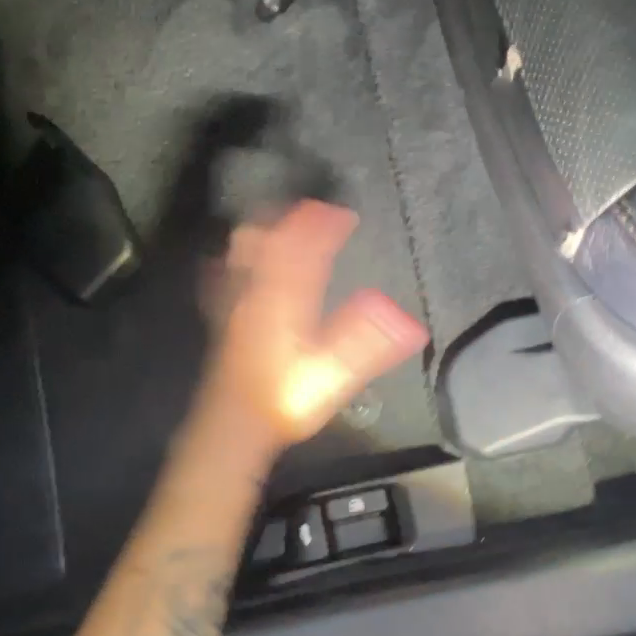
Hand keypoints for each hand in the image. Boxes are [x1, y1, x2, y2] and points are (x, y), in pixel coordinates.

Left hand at [199, 200, 428, 447]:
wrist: (234, 425)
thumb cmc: (285, 400)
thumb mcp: (333, 375)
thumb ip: (368, 344)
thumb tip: (409, 322)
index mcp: (287, 300)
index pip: (307, 249)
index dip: (325, 226)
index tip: (344, 214)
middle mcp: (259, 293)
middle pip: (272, 241)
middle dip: (294, 219)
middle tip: (313, 211)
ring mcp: (238, 304)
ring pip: (247, 253)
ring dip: (266, 230)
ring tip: (280, 221)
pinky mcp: (226, 320)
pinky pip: (228, 276)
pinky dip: (239, 259)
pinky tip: (234, 259)